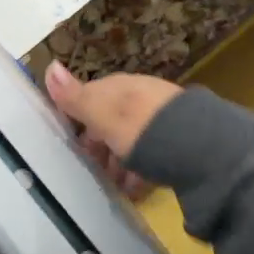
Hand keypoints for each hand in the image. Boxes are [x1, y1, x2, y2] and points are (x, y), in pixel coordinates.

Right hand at [44, 61, 183, 201]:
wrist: (205, 149)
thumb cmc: (142, 130)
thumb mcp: (101, 114)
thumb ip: (74, 96)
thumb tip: (48, 65)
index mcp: (120, 87)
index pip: (89, 97)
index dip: (77, 121)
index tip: (71, 146)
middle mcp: (142, 97)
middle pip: (111, 120)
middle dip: (99, 145)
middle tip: (92, 171)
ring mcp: (165, 117)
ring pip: (133, 138)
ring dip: (120, 160)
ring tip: (114, 186)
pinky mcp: (185, 140)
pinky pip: (154, 153)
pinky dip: (142, 170)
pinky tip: (137, 188)